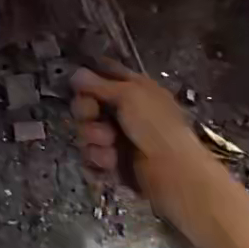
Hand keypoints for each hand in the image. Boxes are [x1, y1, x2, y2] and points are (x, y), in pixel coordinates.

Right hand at [71, 60, 218, 215]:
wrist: (173, 174)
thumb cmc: (156, 127)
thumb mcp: (130, 95)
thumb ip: (100, 84)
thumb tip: (76, 73)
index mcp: (134, 88)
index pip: (105, 74)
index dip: (88, 78)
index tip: (77, 85)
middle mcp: (124, 110)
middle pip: (88, 103)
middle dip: (86, 112)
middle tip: (93, 116)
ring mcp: (117, 137)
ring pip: (86, 131)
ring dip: (95, 139)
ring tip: (111, 147)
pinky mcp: (113, 162)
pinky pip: (90, 155)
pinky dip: (98, 159)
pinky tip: (111, 163)